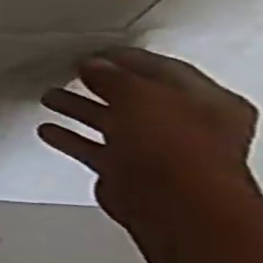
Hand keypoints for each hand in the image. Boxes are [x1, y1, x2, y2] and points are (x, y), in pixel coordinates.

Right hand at [37, 47, 261, 224]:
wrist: (173, 207)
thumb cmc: (178, 150)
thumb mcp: (138, 93)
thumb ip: (112, 76)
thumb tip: (95, 66)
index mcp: (210, 102)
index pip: (163, 70)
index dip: (126, 60)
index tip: (97, 55)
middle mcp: (188, 128)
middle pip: (136, 98)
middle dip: (101, 85)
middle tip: (75, 73)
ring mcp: (160, 155)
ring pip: (113, 124)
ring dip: (81, 110)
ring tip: (53, 97)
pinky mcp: (132, 178)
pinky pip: (97, 151)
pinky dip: (73, 139)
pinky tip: (51, 130)